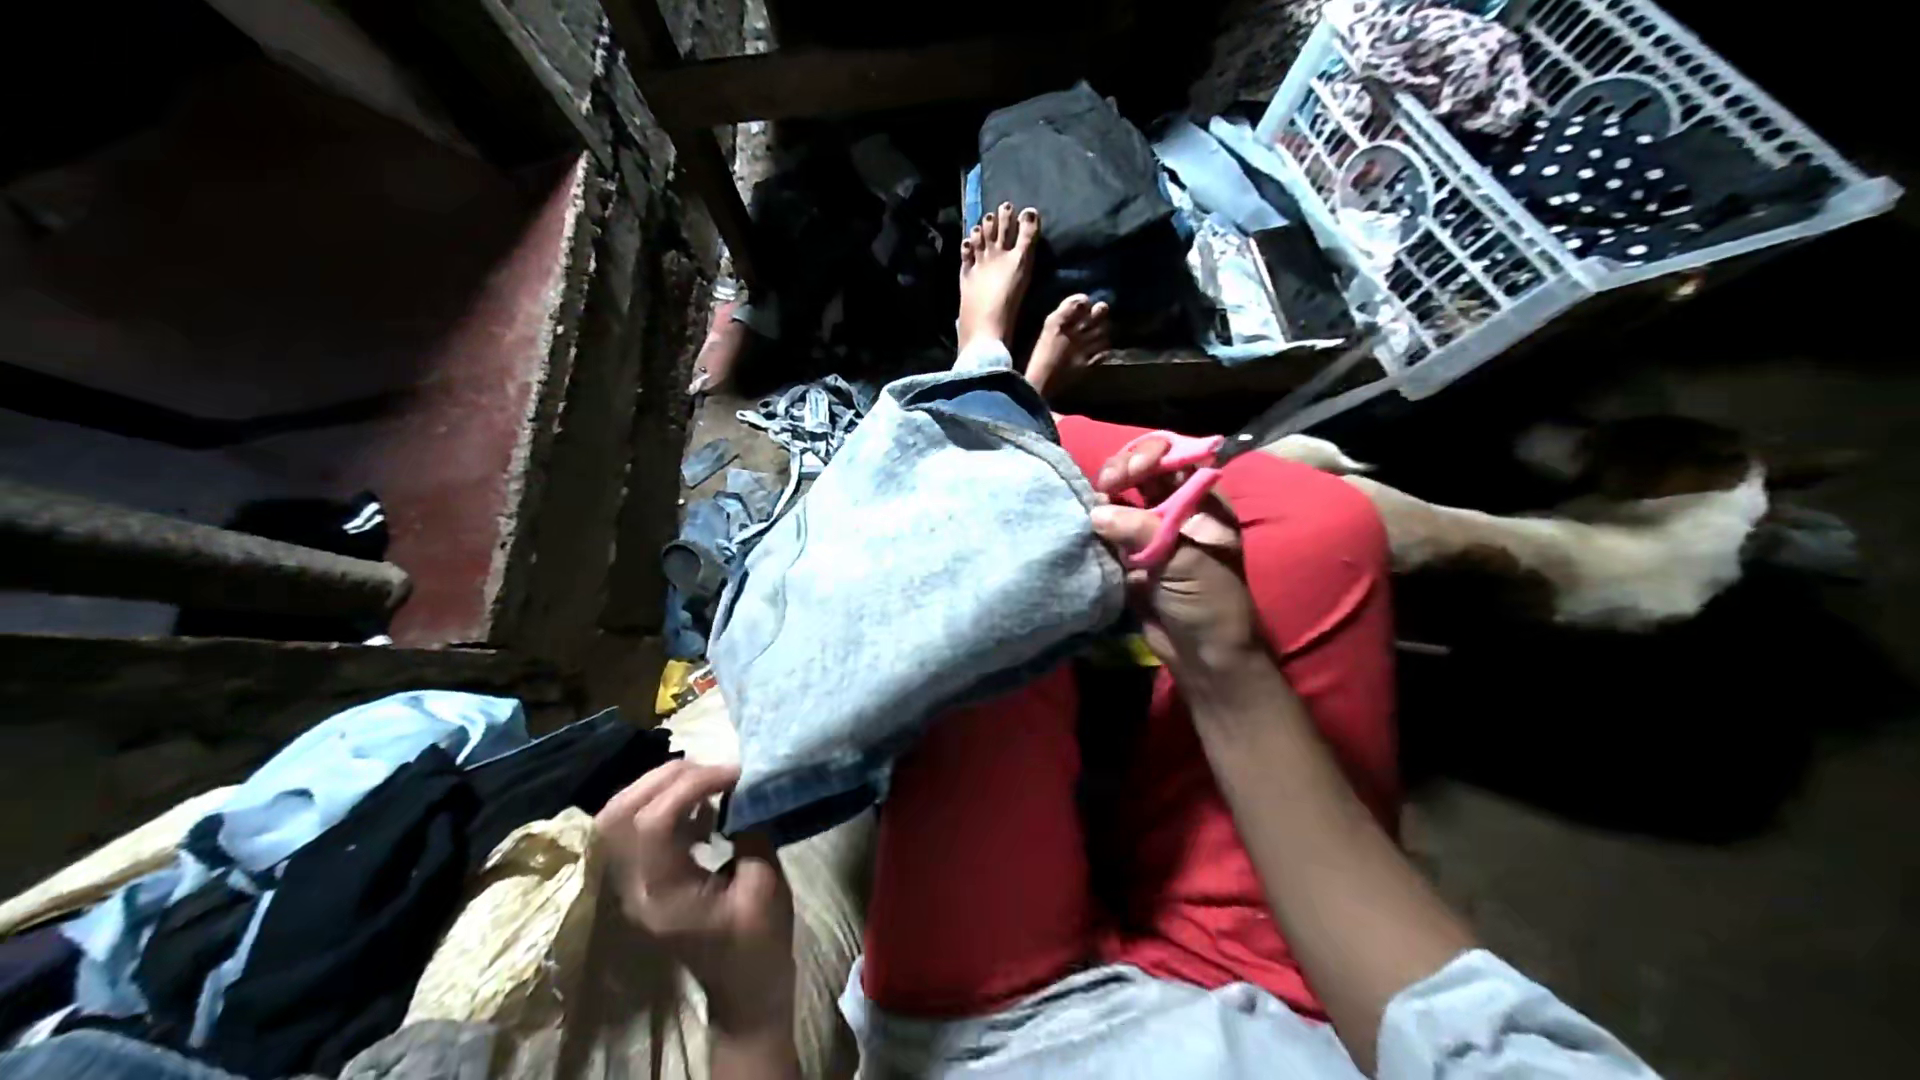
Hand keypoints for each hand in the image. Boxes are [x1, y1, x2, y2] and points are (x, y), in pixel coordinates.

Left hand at [595, 762, 794, 1034]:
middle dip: (669, 777)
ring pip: (617, 816)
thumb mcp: (765, 886)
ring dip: (659, 784)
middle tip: (717, 771)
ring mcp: (630, 883)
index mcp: (662, 894)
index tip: (733, 774)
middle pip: (621, 813)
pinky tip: (697, 805)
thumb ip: (749, 833)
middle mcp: (633, 887)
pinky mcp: (639, 877)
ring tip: (704, 780)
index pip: (652, 823)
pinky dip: (660, 800)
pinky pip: (632, 825)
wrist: (743, 986)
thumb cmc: (758, 941)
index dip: (691, 785)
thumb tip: (740, 793)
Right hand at [1090, 437, 1257, 668]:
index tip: (1129, 470)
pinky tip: (1084, 522)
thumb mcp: (1187, 565)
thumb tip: (1096, 513)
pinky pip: (1106, 527)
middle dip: (1121, 468)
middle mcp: (1175, 509)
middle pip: (1143, 470)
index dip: (1152, 454)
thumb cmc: (1211, 605)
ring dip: (1103, 495)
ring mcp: (1149, 531)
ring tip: (1091, 505)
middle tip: (1104, 484)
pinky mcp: (1127, 553)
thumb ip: (1145, 533)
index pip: (1177, 458)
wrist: (1202, 655)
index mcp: (1204, 502)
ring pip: (1120, 496)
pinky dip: (1094, 522)